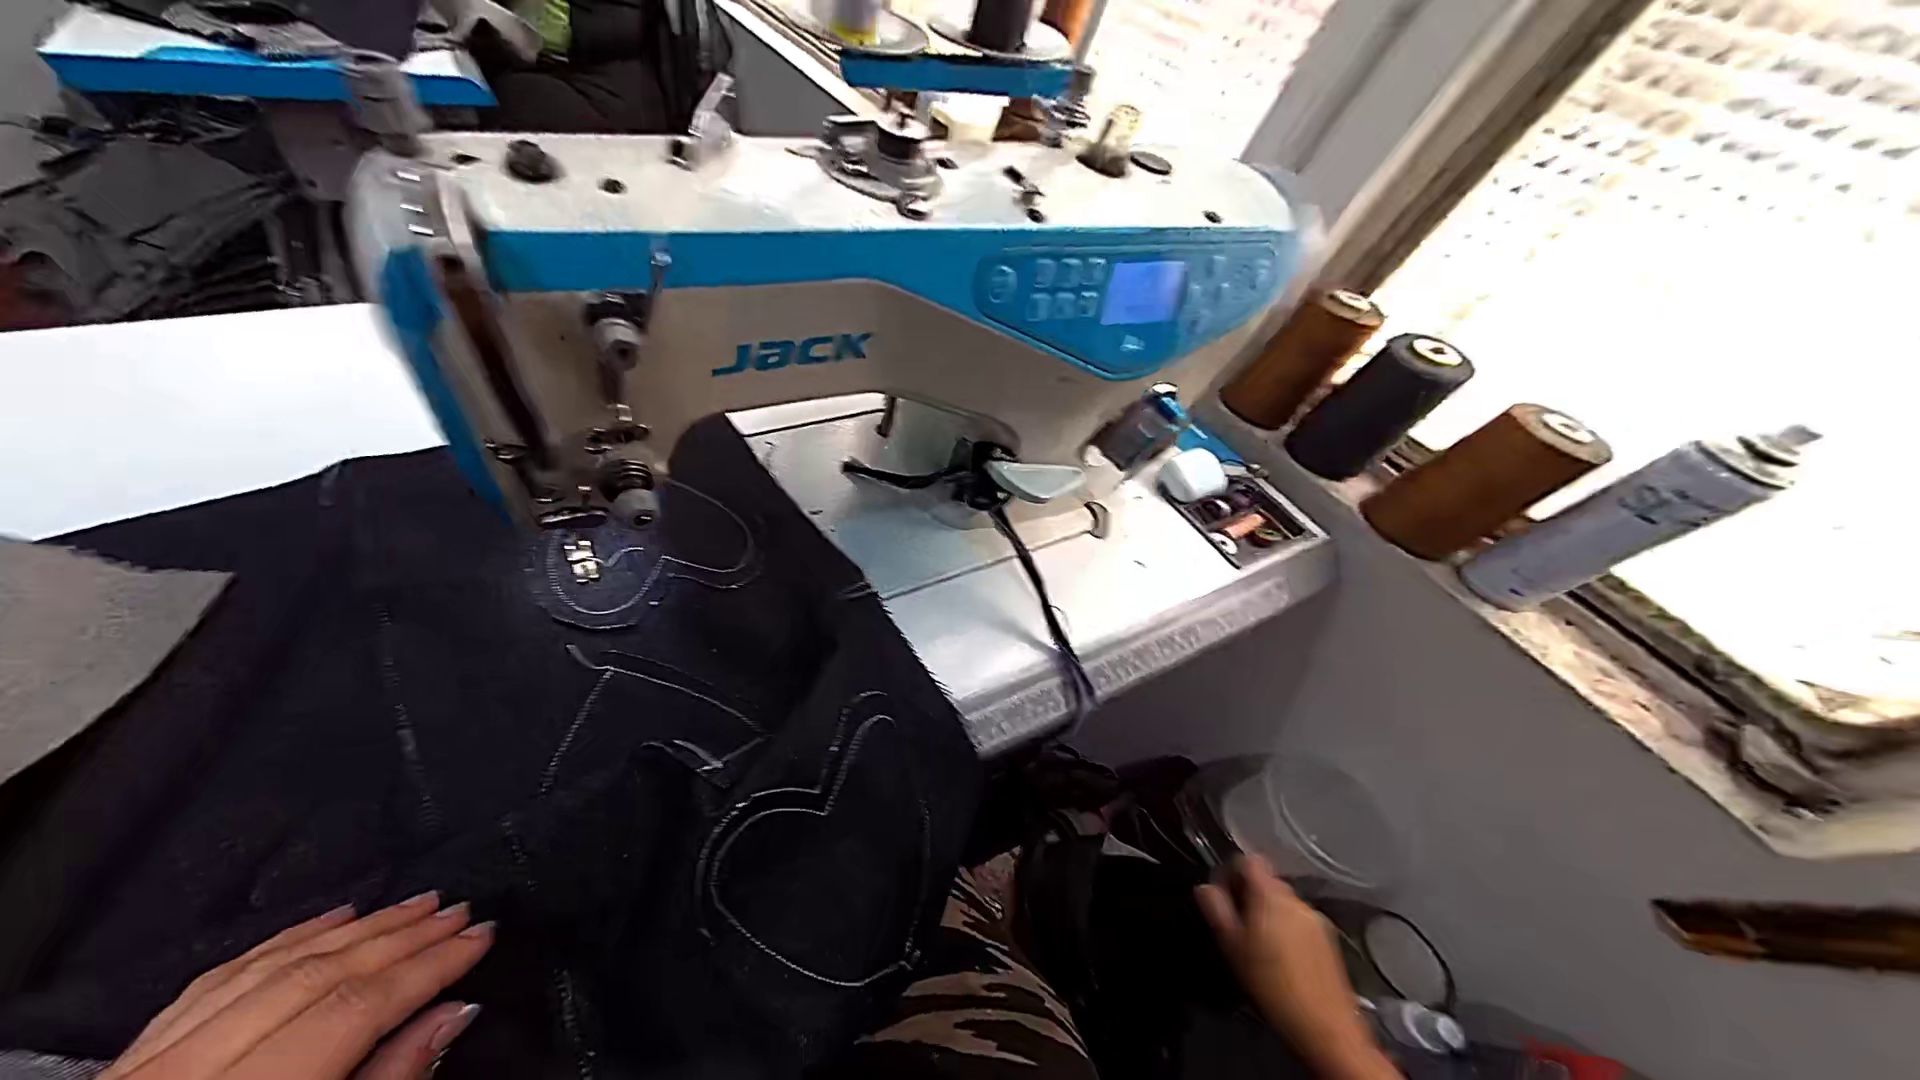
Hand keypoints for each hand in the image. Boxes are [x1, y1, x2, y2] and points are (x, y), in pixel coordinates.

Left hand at [101, 892, 494, 1079]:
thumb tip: (455, 1011)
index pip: (353, 1010)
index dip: (429, 966)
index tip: (481, 936)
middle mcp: (182, 1079)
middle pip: (316, 979)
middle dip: (403, 939)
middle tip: (460, 911)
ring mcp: (141, 1069)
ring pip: (273, 968)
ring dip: (360, 929)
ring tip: (417, 905)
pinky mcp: (125, 1061)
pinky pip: (217, 978)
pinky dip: (287, 940)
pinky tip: (336, 918)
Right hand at [1196, 856, 1399, 1079]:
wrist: (1327, 1028)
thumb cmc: (1271, 985)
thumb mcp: (1233, 947)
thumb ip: (1216, 910)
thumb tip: (1204, 887)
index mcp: (1269, 896)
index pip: (1249, 860)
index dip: (1232, 870)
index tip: (1224, 894)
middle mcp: (1295, 899)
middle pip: (1266, 880)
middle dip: (1250, 895)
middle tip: (1238, 924)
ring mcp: (1316, 918)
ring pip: (1284, 902)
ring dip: (1269, 912)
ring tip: (1260, 944)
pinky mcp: (1330, 938)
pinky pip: (1300, 920)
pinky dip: (1288, 928)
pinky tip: (1284, 957)